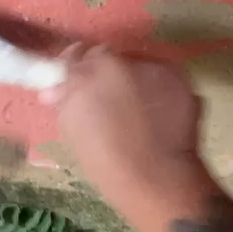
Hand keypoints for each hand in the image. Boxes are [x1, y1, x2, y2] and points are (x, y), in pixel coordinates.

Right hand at [52, 45, 212, 210]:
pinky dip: (159, 88)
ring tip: (139, 110)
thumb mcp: (72, 131)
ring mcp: (149, 65)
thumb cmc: (106, 161)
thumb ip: (65, 101)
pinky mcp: (177, 75)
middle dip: (105, 73)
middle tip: (110, 100)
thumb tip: (55, 90)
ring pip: (137, 64)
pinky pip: (161, 76)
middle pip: (106, 56)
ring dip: (134, 79)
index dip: (76, 69)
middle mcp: (116, 61)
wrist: (156, 177)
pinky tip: (160, 113)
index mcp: (83, 74)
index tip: (80, 83)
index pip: (74, 54)